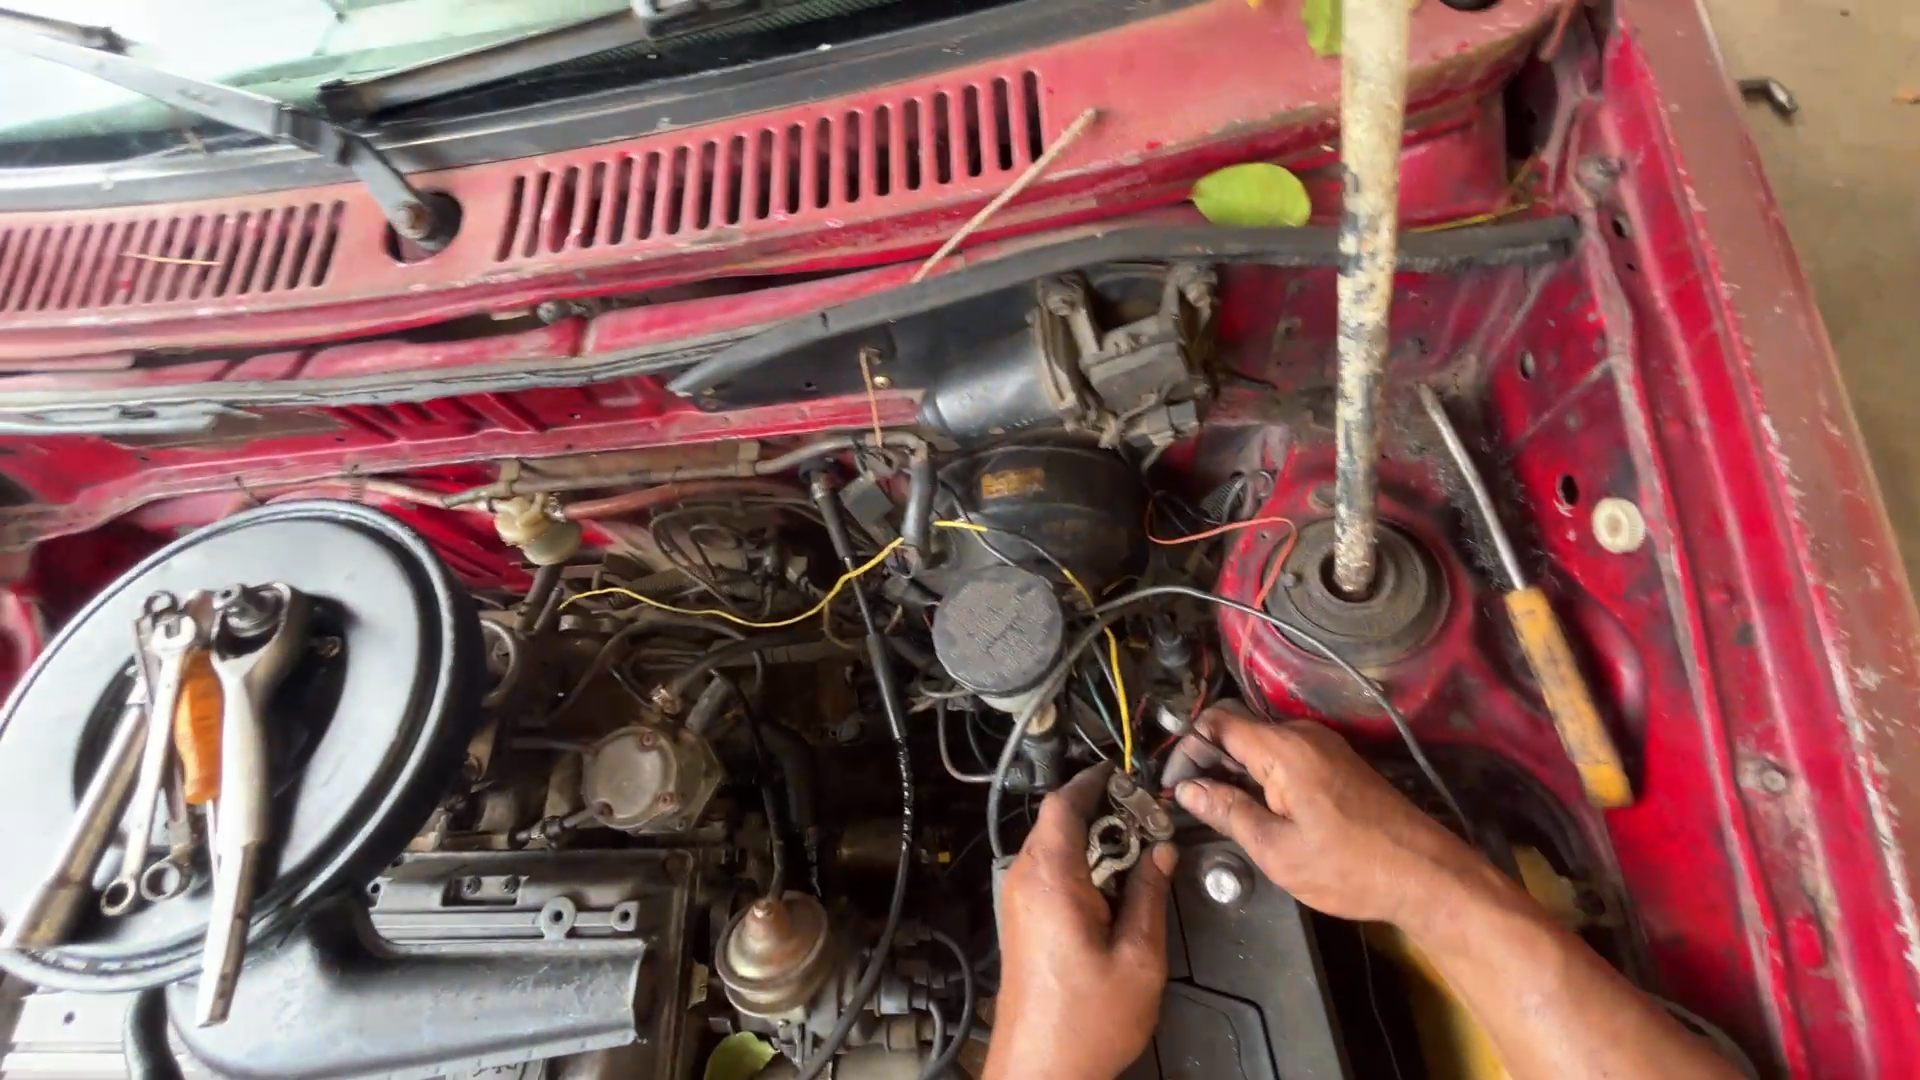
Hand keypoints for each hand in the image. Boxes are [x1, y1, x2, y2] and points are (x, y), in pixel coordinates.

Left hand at [985, 764, 1177, 1079]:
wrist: (1040, 1068)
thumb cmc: (1087, 1019)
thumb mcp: (1138, 958)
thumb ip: (1149, 895)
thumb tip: (1161, 850)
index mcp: (1050, 877)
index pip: (1064, 803)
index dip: (1094, 780)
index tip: (1125, 775)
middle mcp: (1025, 877)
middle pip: (1057, 819)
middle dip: (1100, 810)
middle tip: (1142, 817)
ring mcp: (1018, 896)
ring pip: (1052, 842)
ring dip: (1090, 837)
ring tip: (1133, 851)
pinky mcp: (1021, 915)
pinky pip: (1047, 867)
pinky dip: (1078, 860)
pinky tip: (1109, 884)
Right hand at [1171, 702, 1491, 925]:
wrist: (1432, 878)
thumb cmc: (1351, 867)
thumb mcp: (1277, 850)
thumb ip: (1228, 812)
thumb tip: (1188, 789)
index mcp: (1283, 748)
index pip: (1215, 723)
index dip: (1186, 748)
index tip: (1174, 783)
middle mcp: (1301, 734)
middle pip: (1237, 729)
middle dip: (1207, 759)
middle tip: (1191, 799)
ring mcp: (1323, 745)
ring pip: (1260, 743)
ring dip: (1233, 768)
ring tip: (1220, 807)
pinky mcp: (1337, 761)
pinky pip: (1284, 754)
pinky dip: (1260, 773)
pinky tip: (1258, 807)